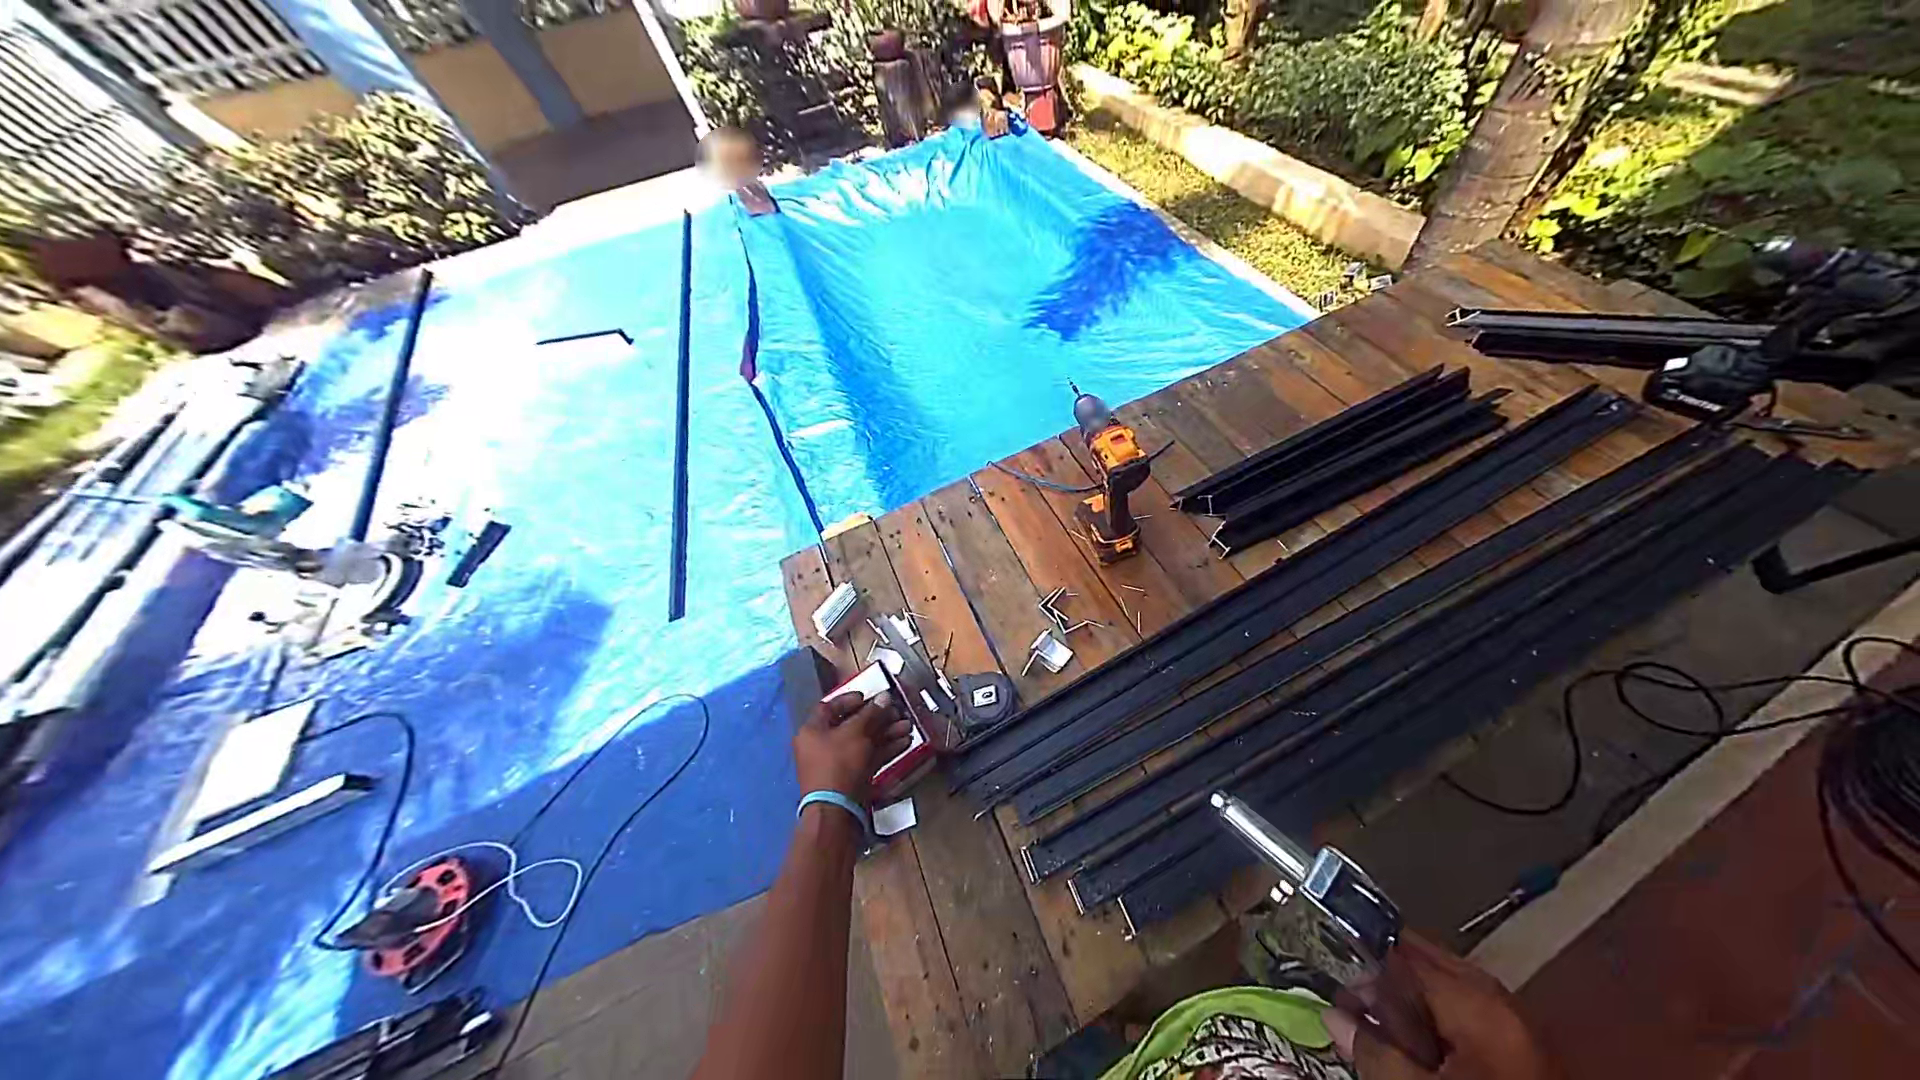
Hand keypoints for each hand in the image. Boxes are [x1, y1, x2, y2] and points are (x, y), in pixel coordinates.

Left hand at [794, 691, 912, 807]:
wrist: (837, 812)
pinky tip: (904, 742)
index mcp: (813, 731)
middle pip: (851, 725)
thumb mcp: (856, 733)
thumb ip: (871, 714)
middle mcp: (822, 746)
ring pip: (864, 742)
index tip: (869, 697)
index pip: (829, 707)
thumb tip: (884, 698)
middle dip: (877, 718)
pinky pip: (868, 758)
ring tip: (908, 726)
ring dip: (886, 733)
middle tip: (897, 712)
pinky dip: (885, 750)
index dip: (850, 699)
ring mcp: (837, 764)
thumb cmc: (839, 764)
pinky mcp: (851, 779)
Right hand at [1324, 934, 1561, 1079]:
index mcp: (1476, 1000)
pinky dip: (1439, 1033)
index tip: (1340, 997)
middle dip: (1387, 990)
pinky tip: (1427, 1062)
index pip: (1400, 951)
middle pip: (1424, 968)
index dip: (1362, 970)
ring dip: (1411, 1014)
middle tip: (1361, 1020)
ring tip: (1394, 1048)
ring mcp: (1519, 1030)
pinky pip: (1468, 1025)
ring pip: (1444, 997)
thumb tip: (1335, 1018)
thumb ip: (1373, 1051)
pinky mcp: (1528, 1058)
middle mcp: (1501, 1002)